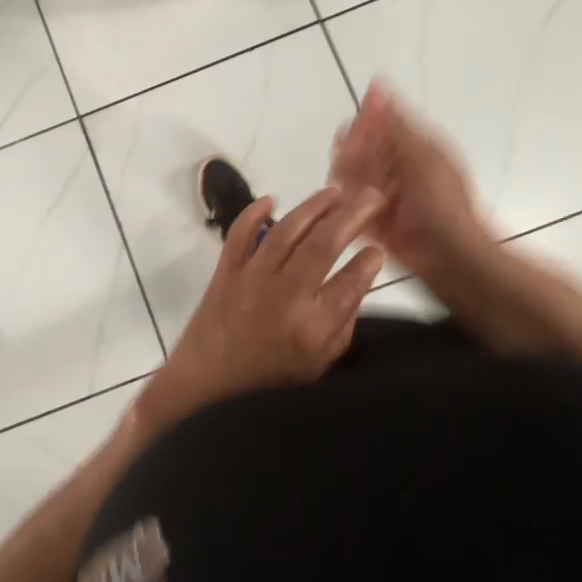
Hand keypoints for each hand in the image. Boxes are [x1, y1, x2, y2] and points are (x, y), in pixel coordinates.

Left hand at [136, 187, 385, 433]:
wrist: (204, 389)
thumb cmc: (267, 385)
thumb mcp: (316, 368)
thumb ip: (341, 326)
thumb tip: (357, 284)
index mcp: (312, 326)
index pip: (351, 282)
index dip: (368, 261)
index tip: (378, 248)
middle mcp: (285, 295)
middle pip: (324, 244)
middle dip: (352, 216)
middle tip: (371, 197)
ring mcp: (251, 279)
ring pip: (286, 231)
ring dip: (313, 207)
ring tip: (335, 192)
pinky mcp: (225, 272)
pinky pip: (240, 234)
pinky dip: (253, 213)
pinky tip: (272, 200)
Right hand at [330, 80, 494, 281]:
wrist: (451, 257)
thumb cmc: (443, 205)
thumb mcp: (420, 156)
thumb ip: (393, 124)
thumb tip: (377, 83)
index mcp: (411, 145)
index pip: (375, 120)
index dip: (362, 126)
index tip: (358, 140)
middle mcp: (395, 165)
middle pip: (355, 149)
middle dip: (353, 160)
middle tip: (368, 178)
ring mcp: (382, 193)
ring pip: (347, 177)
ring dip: (352, 186)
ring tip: (372, 200)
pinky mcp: (372, 219)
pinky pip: (349, 205)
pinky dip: (350, 207)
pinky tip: (362, 213)